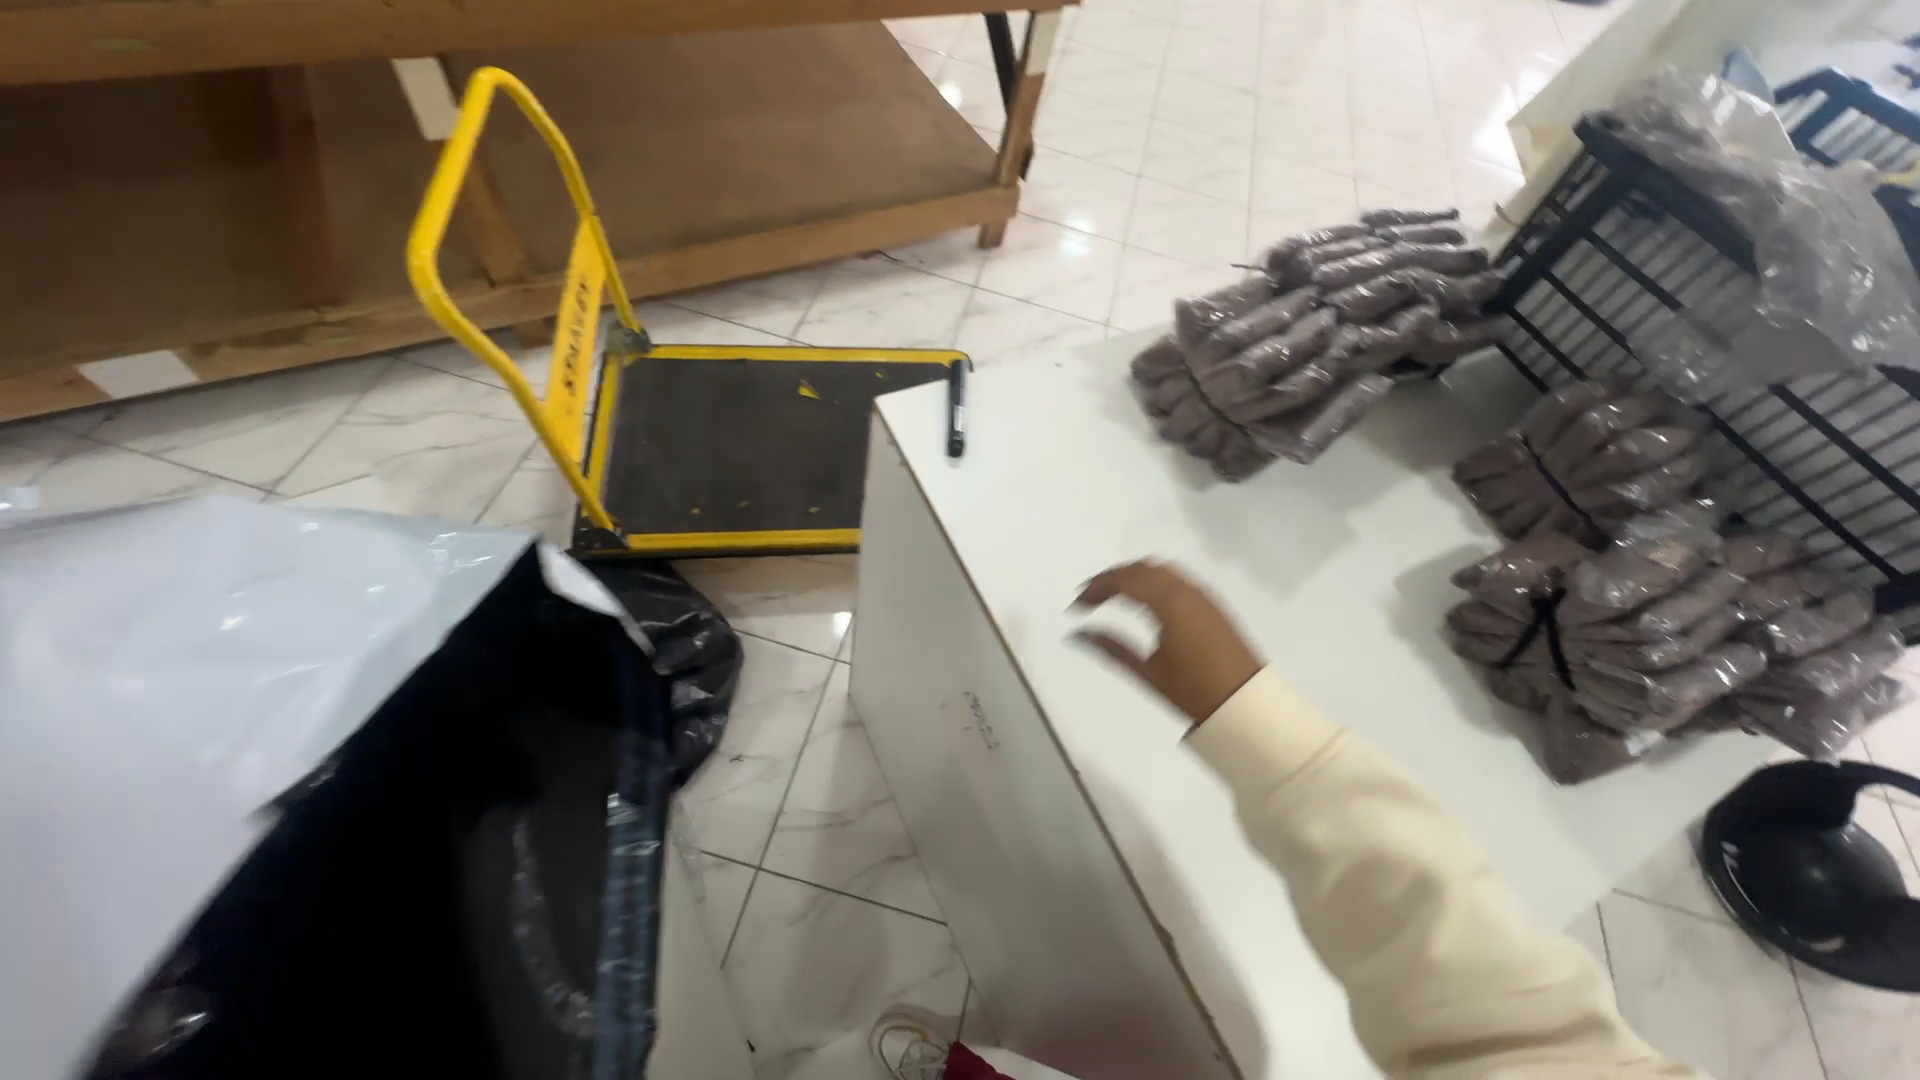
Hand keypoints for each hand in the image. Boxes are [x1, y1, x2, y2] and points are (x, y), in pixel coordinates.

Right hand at [1072, 560, 1262, 724]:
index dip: (1096, 589)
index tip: (1076, 607)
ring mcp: (1202, 594)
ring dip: (1133, 575)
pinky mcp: (1212, 603)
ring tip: (1113, 596)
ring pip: (1160, 569)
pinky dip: (1153, 580)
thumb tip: (1075, 635)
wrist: (1247, 703)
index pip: (1124, 582)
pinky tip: (1145, 601)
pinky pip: (1176, 577)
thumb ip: (1111, 649)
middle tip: (1089, 599)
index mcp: (1169, 604)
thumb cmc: (1194, 692)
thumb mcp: (1148, 674)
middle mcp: (1185, 590)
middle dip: (1110, 578)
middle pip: (1140, 568)